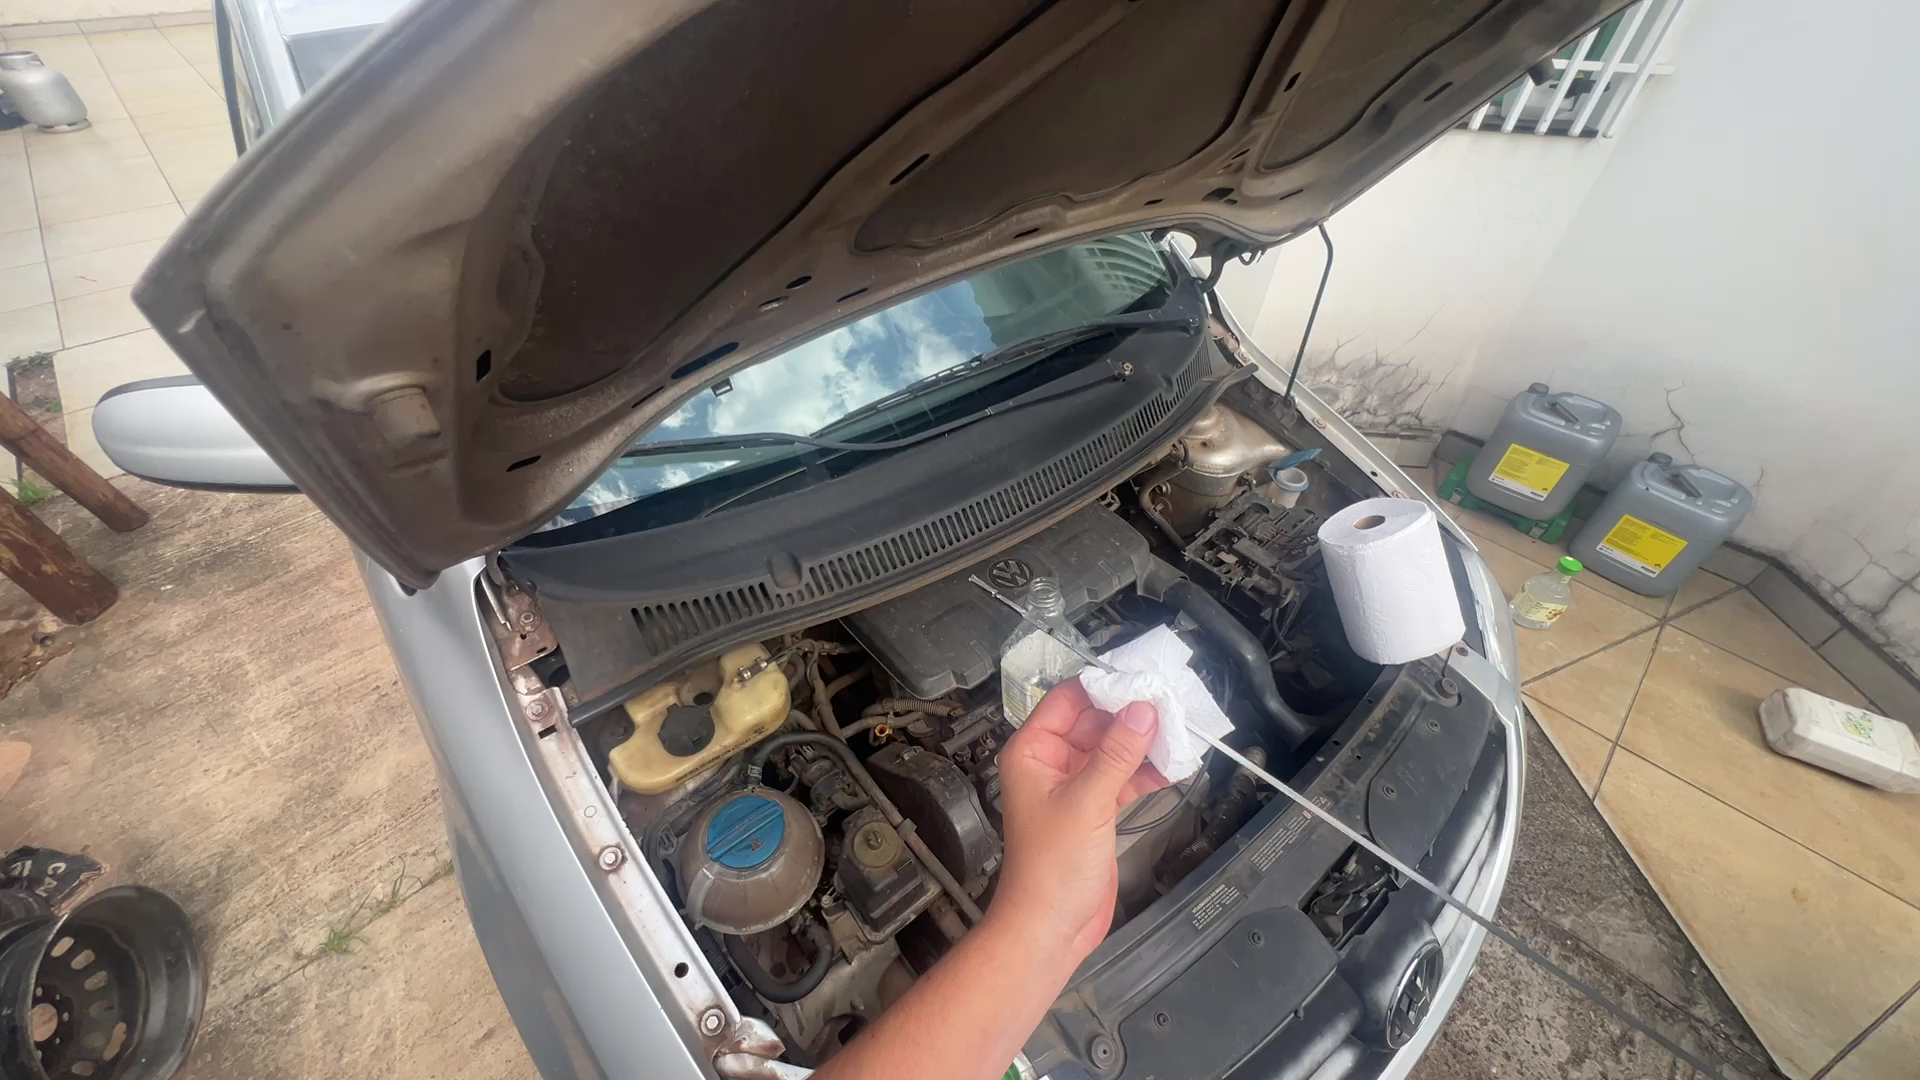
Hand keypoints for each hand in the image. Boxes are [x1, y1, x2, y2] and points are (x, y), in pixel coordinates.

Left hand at [992, 677, 1167, 969]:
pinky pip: (1122, 776)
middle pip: (1094, 721)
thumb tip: (1142, 710)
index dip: (1102, 686)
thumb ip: (1116, 754)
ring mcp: (1074, 783)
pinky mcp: (1095, 806)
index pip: (1067, 700)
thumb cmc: (1051, 867)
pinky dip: (1146, 770)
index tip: (1139, 676)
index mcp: (1033, 750)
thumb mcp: (1086, 802)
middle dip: (1129, 713)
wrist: (1051, 927)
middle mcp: (1051, 761)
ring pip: (1112, 748)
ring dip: (1142, 741)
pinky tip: (1174, 763)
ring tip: (1178, 728)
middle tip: (1168, 700)